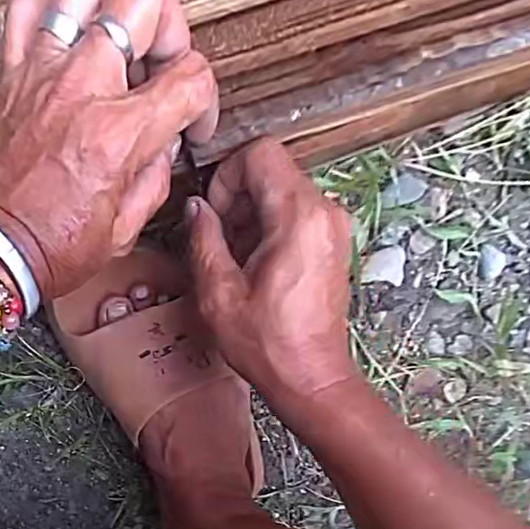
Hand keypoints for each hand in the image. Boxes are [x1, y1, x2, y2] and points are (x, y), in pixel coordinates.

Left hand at [0, 0, 219, 299]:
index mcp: (119, 134)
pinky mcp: (12, 80)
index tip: (191, 123)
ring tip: (114, 40)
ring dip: (110, 0)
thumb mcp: (123, 230)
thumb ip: (156, 178)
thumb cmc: (48, 248)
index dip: (204, 101)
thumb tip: (164, 143)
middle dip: (170, 24)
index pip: (191, 76)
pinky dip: (50, 11)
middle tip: (159, 64)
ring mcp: (43, 76)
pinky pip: (25, 10)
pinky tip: (65, 42)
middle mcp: (82, 90)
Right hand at [185, 137, 359, 402]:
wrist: (309, 376)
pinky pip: (294, 214)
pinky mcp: (331, 242)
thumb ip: (204, 239)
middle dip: (235, 199)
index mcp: (298, 218)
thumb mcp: (218, 293)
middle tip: (217, 241)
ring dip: (248, 217)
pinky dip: (266, 229)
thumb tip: (197, 208)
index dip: (226, 176)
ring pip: (281, 191)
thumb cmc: (269, 345)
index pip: (260, 153)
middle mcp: (324, 213)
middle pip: (271, 170)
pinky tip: (251, 267)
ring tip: (232, 260)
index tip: (214, 213)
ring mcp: (332, 227)